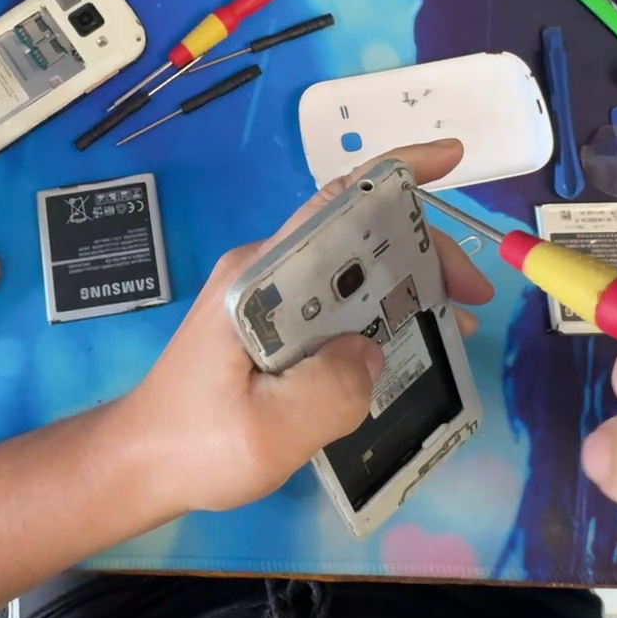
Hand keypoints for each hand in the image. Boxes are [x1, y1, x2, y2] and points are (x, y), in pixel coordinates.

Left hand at [118, 139, 494, 515]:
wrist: (141, 460)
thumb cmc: (196, 443)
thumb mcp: (269, 431)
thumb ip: (331, 390)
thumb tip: (373, 347)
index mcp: (259, 277)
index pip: (333, 205)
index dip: (393, 174)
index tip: (449, 156)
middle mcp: (263, 270)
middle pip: (353, 236)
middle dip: (420, 251)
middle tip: (475, 295)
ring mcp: (264, 294)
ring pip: (347, 269)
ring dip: (403, 284)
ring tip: (454, 320)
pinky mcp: (267, 322)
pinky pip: (332, 301)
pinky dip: (377, 310)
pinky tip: (405, 338)